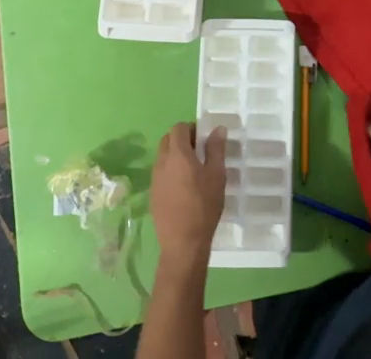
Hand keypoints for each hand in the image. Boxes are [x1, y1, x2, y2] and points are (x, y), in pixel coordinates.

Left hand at [150, 122, 226, 259]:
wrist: (183, 242)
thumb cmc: (204, 206)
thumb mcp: (216, 175)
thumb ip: (216, 149)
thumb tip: (217, 128)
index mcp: (178, 154)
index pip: (178, 128)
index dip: (191, 128)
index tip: (204, 139)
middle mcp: (162, 162)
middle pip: (167, 140)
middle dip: (182, 140)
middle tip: (199, 152)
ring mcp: (154, 179)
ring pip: (162, 156)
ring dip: (175, 155)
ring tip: (193, 171)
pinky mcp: (152, 194)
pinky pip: (160, 173)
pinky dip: (170, 171)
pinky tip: (183, 188)